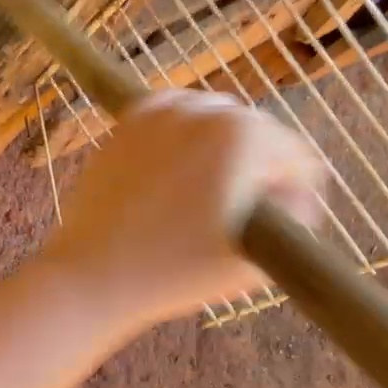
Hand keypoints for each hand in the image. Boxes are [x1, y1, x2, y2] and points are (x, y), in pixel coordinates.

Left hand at [41, 90, 327, 323]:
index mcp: (244, 130)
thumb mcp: (260, 251)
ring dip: (214, 155)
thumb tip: (299, 186)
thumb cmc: (173, 272)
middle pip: (252, 138)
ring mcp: (155, 116)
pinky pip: (168, 129)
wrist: (88, 278)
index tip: (268, 230)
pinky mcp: (121, 131)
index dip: (290, 198)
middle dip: (249, 171)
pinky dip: (177, 147)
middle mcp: (200, 110)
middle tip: (228, 218)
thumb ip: (300, 210)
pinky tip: (173, 182)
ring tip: (200, 204)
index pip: (293, 158)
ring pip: (210, 128)